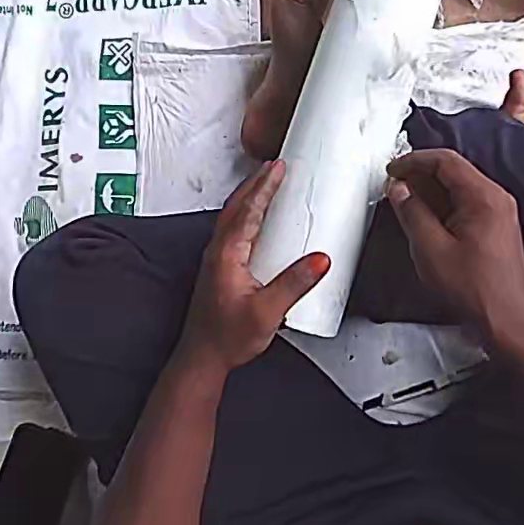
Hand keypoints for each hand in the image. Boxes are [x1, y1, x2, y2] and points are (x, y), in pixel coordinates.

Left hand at [175, 161, 329, 372]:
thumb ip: (294, 285)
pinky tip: (257, 219)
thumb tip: (320, 260)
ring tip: (267, 184)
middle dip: (256, 184)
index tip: (279, 168)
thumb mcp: (267, 312)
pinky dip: (246, 214)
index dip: (265, 187)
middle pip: (237, 206)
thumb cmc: (227, 338)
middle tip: (275, 167)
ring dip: (249, 196)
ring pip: (232, 216)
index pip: (249, 210)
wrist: (203, 357)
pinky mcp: (219, 267)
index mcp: (227, 255)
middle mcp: (218, 252)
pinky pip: (233, 229)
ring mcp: (216, 259)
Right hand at [385, 149, 523, 334]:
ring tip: (404, 203)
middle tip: (394, 186)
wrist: (503, 318)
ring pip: (457, 187)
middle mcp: (496, 200)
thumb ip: (412, 213)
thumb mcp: (430, 248)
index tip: (393, 170)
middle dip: (419, 175)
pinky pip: (464, 203)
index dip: (413, 161)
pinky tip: (423, 218)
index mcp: (483, 198)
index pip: (445, 161)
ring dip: (428, 191)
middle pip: (452, 171)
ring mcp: (498, 213)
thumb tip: (399, 191)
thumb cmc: (475, 289)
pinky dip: (440, 204)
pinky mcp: (494, 227)